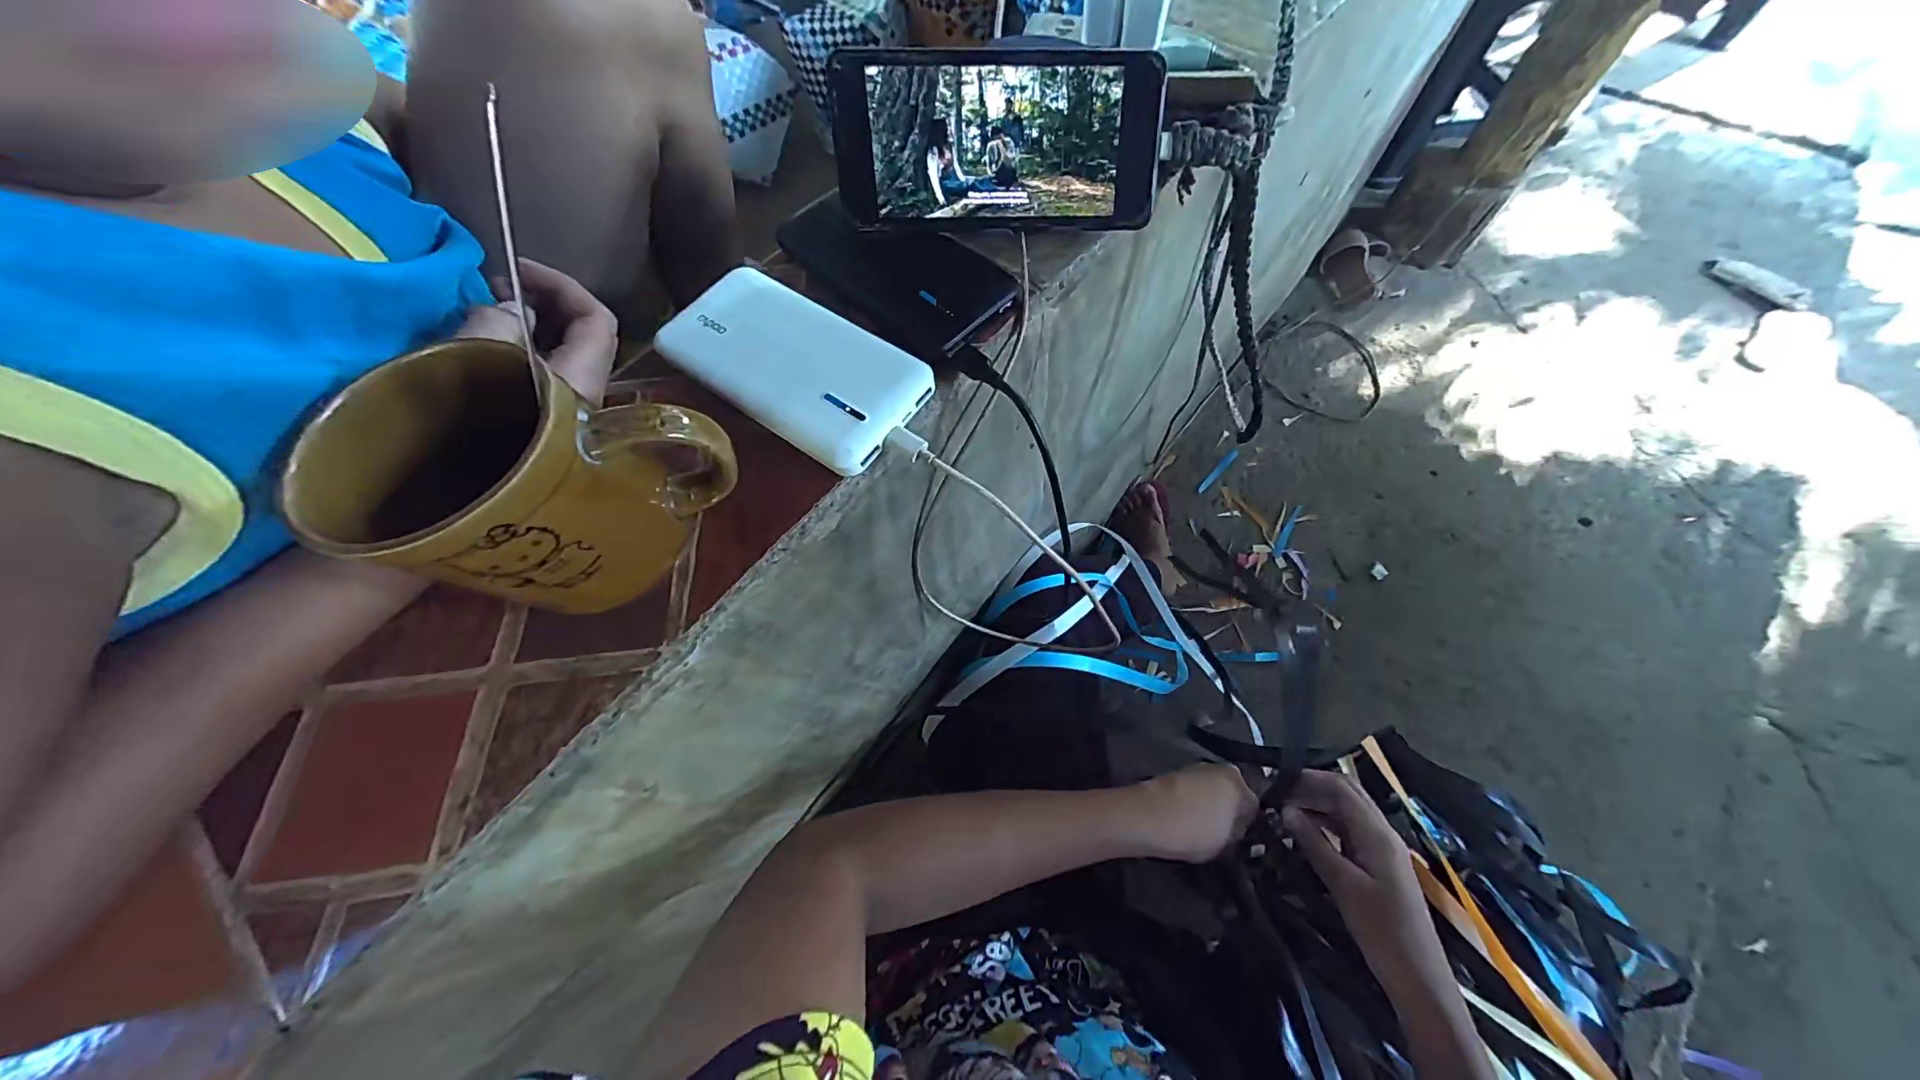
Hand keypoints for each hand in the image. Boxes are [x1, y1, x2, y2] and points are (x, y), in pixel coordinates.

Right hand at [455, 258, 618, 404]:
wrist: (474, 488)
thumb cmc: (484, 413)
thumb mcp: (485, 352)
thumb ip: (504, 319)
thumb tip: (515, 309)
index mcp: (586, 376)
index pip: (598, 319)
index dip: (563, 286)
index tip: (518, 269)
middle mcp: (584, 393)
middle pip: (581, 336)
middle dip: (544, 303)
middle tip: (496, 286)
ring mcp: (564, 408)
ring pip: (559, 355)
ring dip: (529, 326)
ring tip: (487, 308)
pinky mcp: (541, 418)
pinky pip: (539, 372)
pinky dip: (520, 350)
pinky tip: (485, 340)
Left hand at [1132, 764, 1257, 862]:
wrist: (1144, 816)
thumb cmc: (1193, 830)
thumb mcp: (1227, 843)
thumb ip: (1237, 832)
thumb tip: (1235, 829)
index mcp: (1238, 780)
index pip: (1253, 805)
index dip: (1246, 825)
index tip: (1237, 839)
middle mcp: (1218, 768)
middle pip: (1230, 794)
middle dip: (1227, 811)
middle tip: (1220, 834)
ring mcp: (1193, 768)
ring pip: (1209, 792)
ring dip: (1206, 806)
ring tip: (1198, 829)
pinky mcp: (1173, 774)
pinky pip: (1190, 793)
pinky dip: (1189, 803)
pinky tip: (1183, 820)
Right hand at [1283, 770, 1449, 996]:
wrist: (1419, 977)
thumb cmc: (1381, 930)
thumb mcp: (1342, 885)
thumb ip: (1314, 843)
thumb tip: (1286, 809)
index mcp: (1377, 834)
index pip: (1341, 787)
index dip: (1307, 779)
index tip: (1273, 782)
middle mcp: (1382, 833)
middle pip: (1346, 793)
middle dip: (1311, 786)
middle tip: (1275, 793)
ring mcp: (1382, 848)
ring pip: (1347, 810)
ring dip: (1316, 803)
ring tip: (1283, 809)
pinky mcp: (1379, 863)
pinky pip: (1349, 829)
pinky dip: (1325, 822)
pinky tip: (1304, 831)